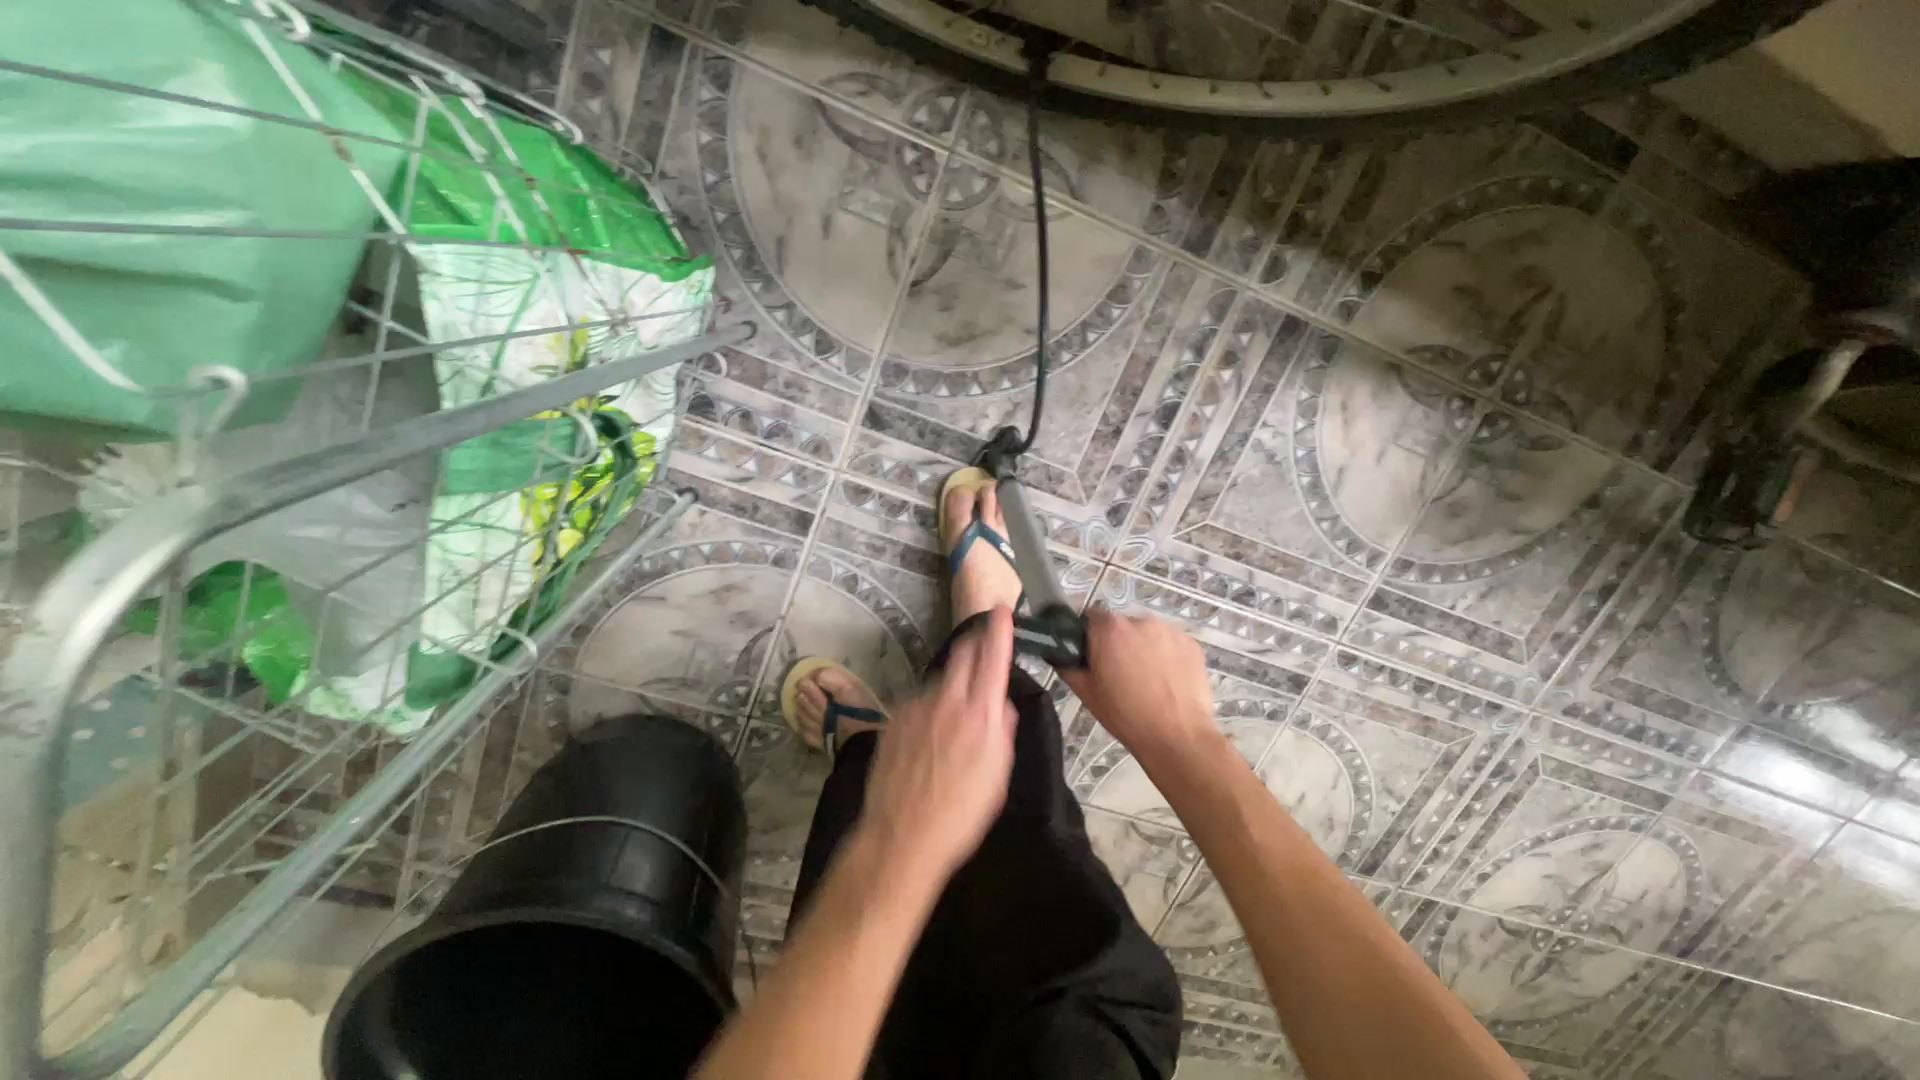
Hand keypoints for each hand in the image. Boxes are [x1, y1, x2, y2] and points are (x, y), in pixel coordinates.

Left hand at [860, 606, 1019, 883]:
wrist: (902, 835)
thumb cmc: (961, 813)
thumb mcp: (998, 775)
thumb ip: (1002, 731)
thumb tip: (1001, 704)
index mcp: (980, 714)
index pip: (992, 656)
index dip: (999, 629)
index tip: (1002, 609)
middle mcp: (947, 701)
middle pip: (963, 654)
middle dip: (975, 645)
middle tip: (984, 647)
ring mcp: (917, 707)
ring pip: (941, 682)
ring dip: (952, 687)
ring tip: (954, 723)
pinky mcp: (895, 719)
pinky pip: (920, 703)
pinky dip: (930, 710)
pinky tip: (929, 740)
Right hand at [1061, 606, 1216, 758]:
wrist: (1177, 736)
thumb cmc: (1126, 715)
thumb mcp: (1086, 694)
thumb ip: (1068, 667)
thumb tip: (1062, 655)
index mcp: (1110, 629)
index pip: (1090, 617)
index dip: (1088, 636)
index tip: (1091, 656)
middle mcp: (1140, 621)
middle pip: (1121, 625)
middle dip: (1117, 643)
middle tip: (1119, 672)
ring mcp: (1170, 631)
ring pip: (1148, 634)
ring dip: (1143, 648)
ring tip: (1147, 680)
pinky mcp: (1192, 644)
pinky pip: (1171, 644)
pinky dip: (1166, 656)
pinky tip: (1167, 681)